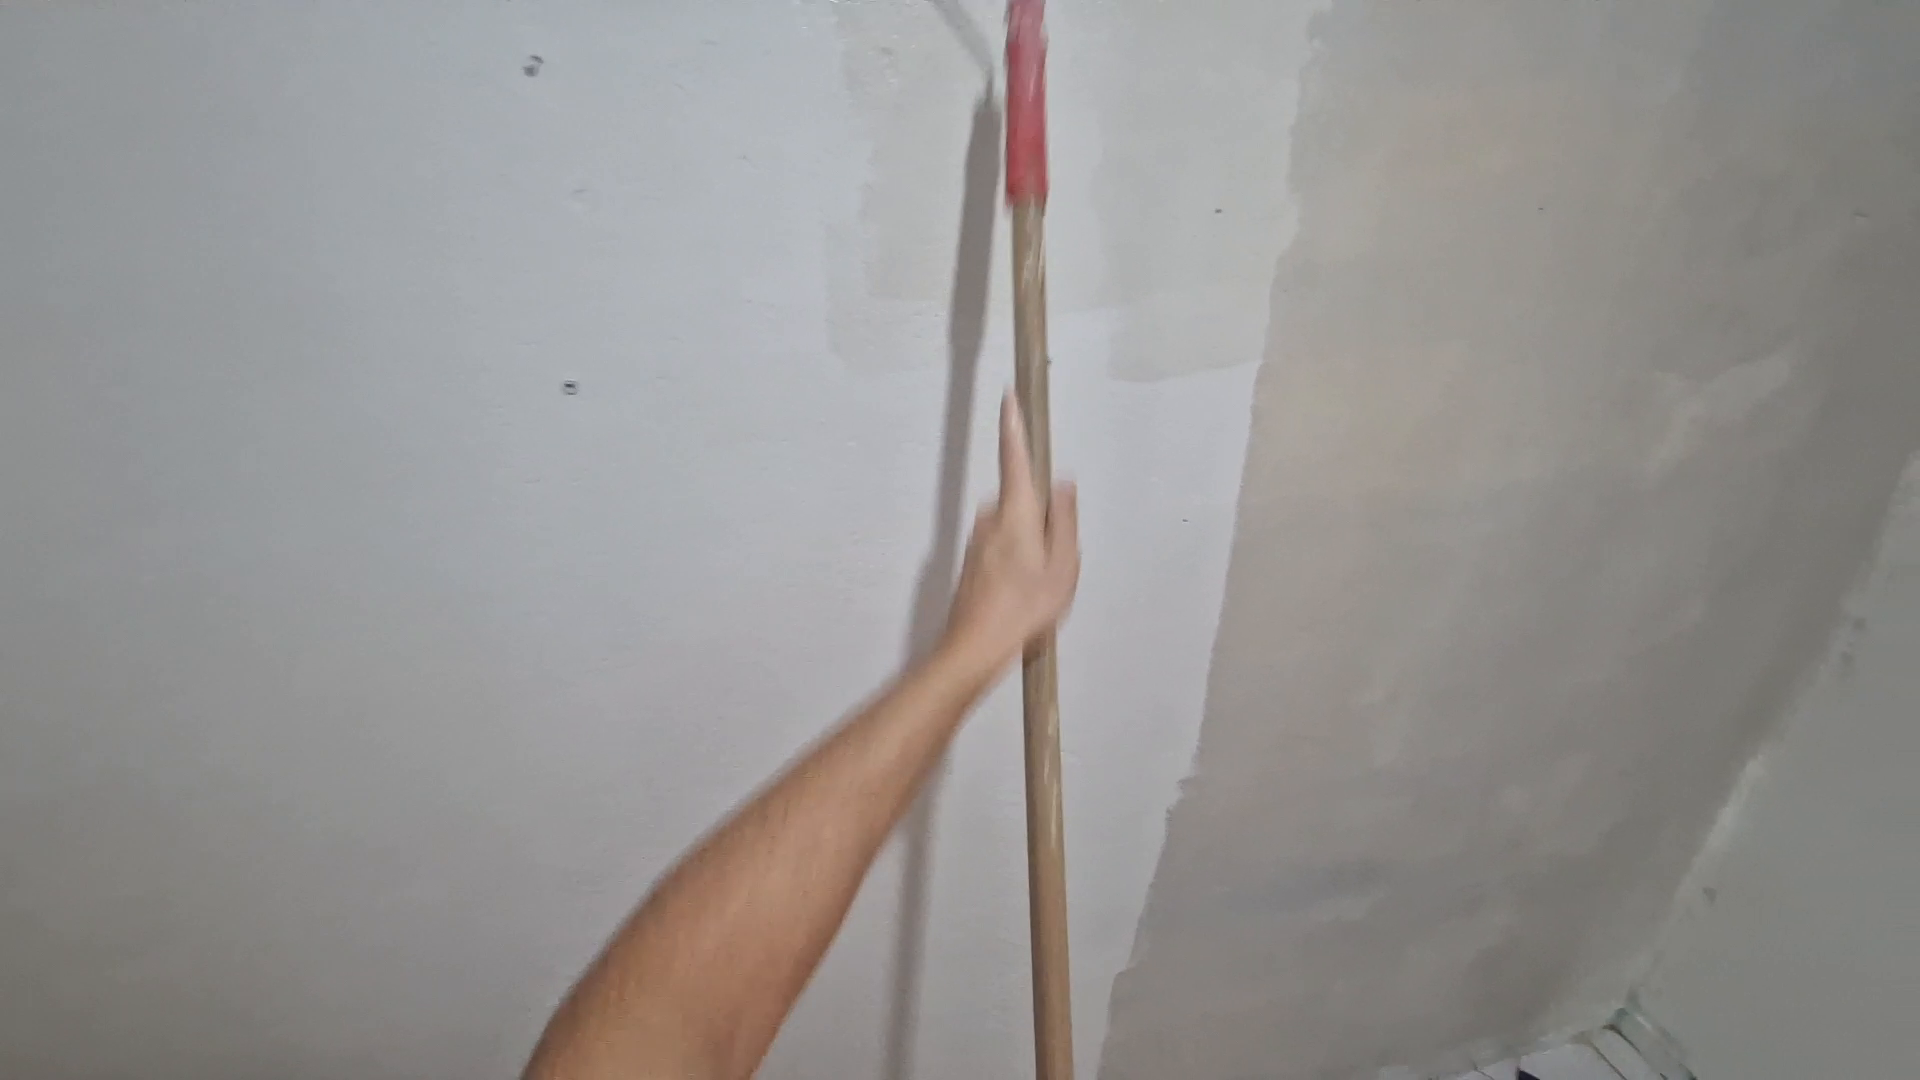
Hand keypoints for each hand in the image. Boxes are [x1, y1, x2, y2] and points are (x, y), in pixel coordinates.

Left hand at [942, 392, 1080, 671]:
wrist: (975, 646)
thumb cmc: (1025, 607)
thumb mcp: (1063, 565)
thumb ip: (1064, 519)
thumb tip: (1062, 482)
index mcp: (1015, 512)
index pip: (1014, 457)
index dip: (1012, 425)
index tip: (1008, 395)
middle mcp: (989, 517)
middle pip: (1022, 501)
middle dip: (1042, 523)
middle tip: (1054, 567)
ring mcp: (977, 538)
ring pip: (1014, 528)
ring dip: (1029, 548)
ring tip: (1038, 589)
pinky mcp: (971, 558)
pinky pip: (1003, 546)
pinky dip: (1016, 562)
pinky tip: (1021, 596)